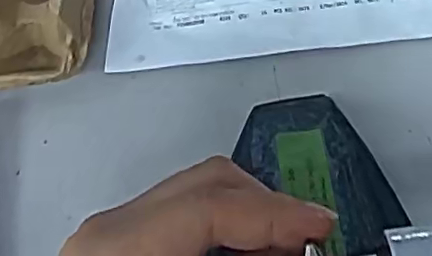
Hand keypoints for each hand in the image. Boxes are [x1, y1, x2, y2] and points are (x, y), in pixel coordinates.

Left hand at [61, 156, 336, 255]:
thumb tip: (293, 250)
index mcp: (117, 244)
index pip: (212, 203)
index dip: (275, 213)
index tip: (320, 223)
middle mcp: (111, 226)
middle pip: (210, 182)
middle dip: (268, 206)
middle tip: (311, 232)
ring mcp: (113, 232)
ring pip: (200, 192)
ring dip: (249, 214)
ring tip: (286, 241)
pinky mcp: (119, 245)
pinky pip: (183, 216)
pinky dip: (222, 228)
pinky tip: (246, 248)